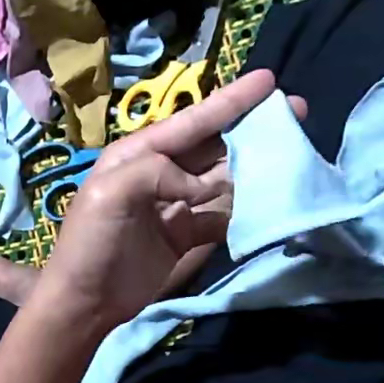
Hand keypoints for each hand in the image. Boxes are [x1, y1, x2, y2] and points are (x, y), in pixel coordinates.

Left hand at [34, 69, 286, 334]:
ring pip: (224, 176)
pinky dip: (248, 206)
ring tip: (295, 151)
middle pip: (212, 144)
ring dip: (256, 165)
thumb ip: (157, 171)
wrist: (86, 302)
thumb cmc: (92, 243)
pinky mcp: (187, 235)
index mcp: (135, 157)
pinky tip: (275, 198)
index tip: (270, 80)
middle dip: (251, 127)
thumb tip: (204, 184)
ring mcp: (174, 205)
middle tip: (297, 111)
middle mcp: (157, 174)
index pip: (189, 123)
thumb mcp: (111, 193)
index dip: (228, 102)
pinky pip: (225, 212)